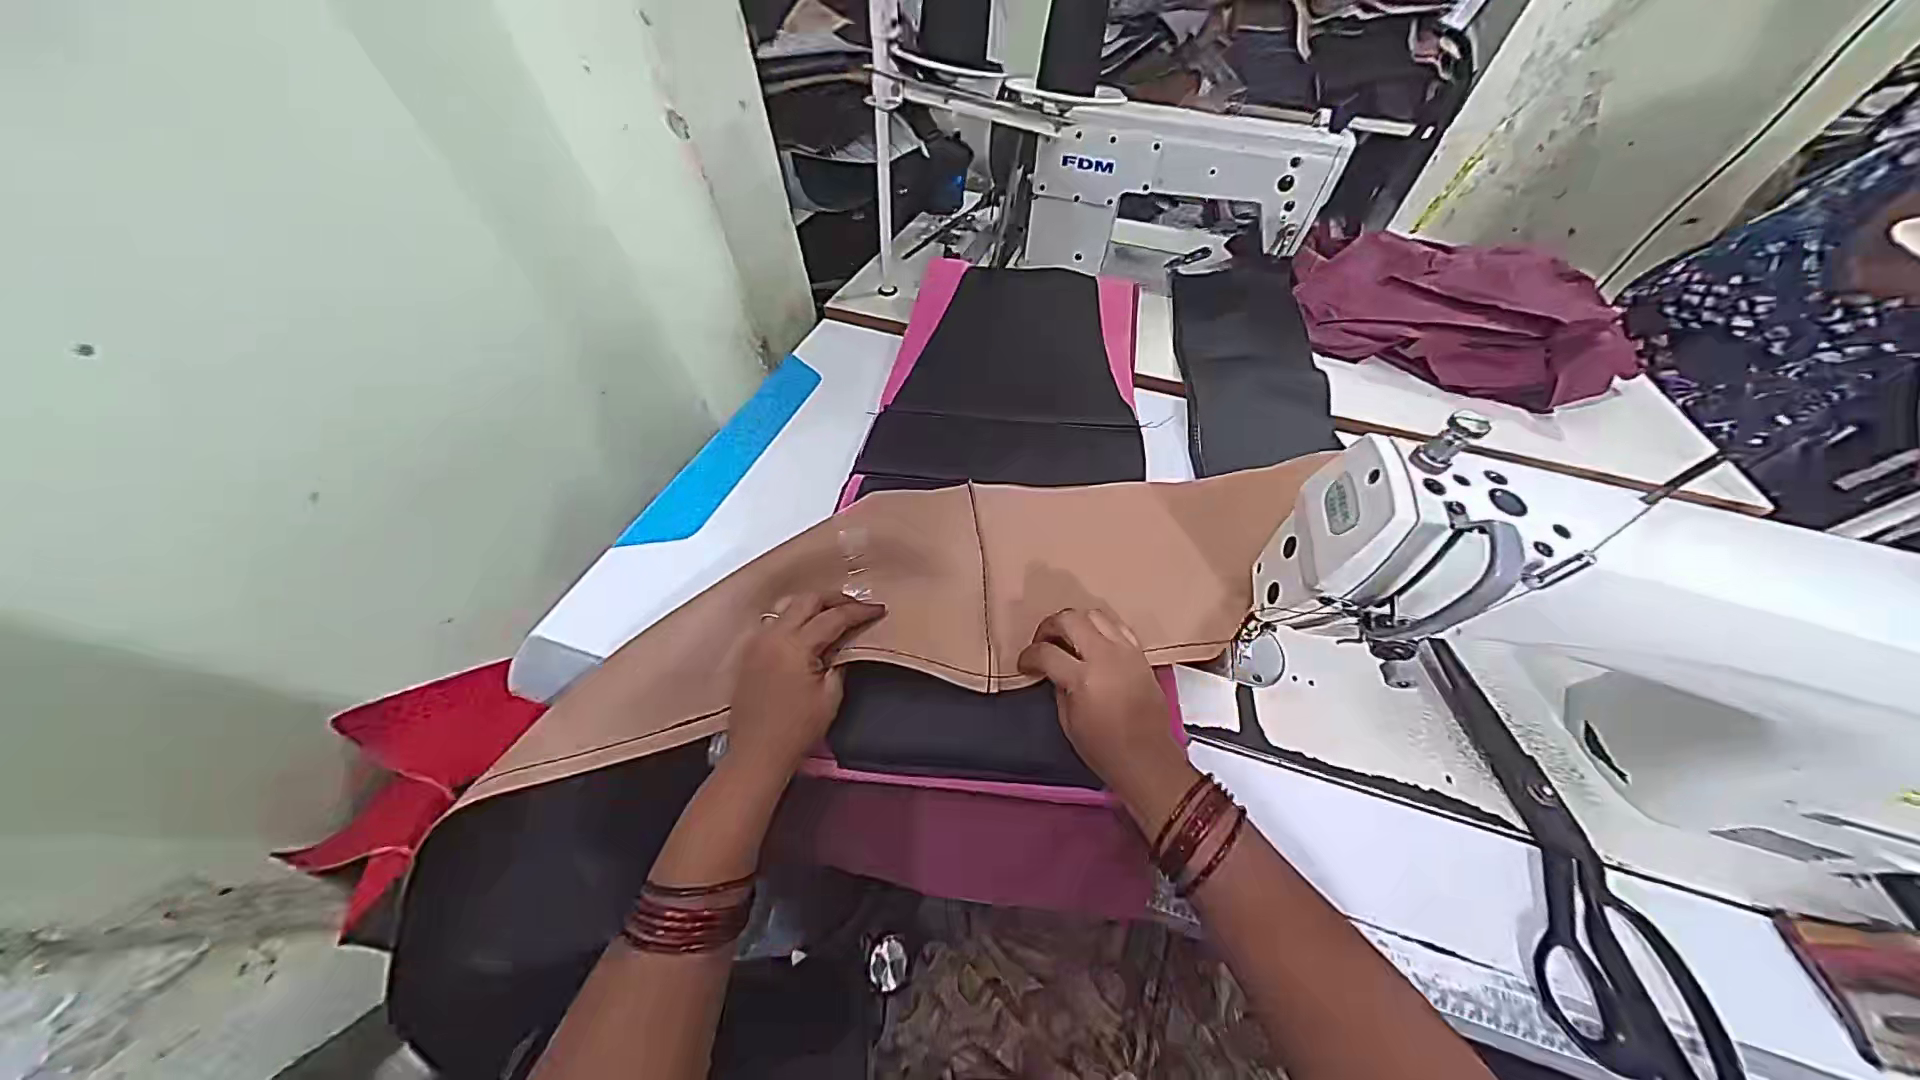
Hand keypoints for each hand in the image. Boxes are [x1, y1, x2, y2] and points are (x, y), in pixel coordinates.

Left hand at [726, 592, 886, 779]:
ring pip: (787, 606)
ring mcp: (757, 642)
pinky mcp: (750, 652)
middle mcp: (773, 636)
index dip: (859, 611)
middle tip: (857, 605)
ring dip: (812, 604)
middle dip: (835, 599)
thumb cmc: (797, 729)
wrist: (756, 753)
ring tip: (833, 613)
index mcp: (794, 646)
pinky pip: (774, 621)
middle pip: (807, 600)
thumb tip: (844, 644)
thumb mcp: (830, 696)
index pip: (833, 617)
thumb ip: (840, 661)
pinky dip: (794, 616)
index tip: (878, 609)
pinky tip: (806, 628)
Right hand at [1017, 608, 1194, 821]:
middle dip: (1049, 627)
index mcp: (1084, 678)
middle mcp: (1105, 656)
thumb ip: (1059, 687)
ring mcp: (1126, 651)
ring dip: (1075, 622)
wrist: (1148, 759)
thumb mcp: (1068, 721)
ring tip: (1068, 640)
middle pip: (1069, 619)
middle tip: (1042, 643)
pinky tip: (1093, 643)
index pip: (1046, 652)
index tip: (1025, 664)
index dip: (1029, 656)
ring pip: (1094, 614)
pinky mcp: (1140, 654)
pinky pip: (1117, 626)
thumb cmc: (1103, 749)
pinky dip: (1100, 628)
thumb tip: (1054, 669)